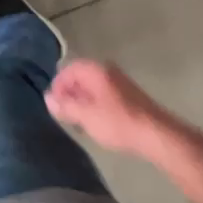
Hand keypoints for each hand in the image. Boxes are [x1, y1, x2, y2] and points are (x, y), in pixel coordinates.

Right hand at [46, 59, 178, 159]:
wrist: (155, 133)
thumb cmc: (117, 122)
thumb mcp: (86, 116)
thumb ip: (65, 106)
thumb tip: (47, 97)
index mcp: (96, 70)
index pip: (69, 69)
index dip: (58, 85)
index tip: (54, 106)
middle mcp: (108, 70)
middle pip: (80, 77)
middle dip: (69, 94)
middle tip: (63, 115)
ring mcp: (119, 82)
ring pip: (92, 87)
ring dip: (82, 102)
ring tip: (77, 122)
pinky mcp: (127, 95)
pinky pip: (103, 94)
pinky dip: (94, 105)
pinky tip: (95, 123)